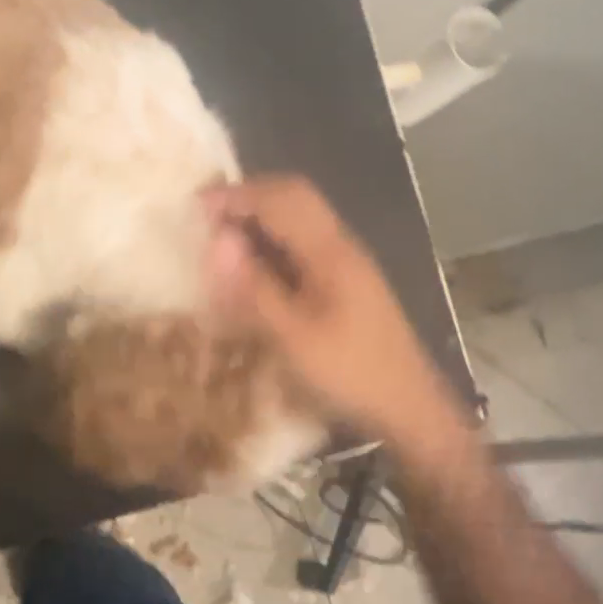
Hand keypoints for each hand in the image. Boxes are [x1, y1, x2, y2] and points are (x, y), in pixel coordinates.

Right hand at [206, 176, 464, 447]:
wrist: (408, 407)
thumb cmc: (350, 374)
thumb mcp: (294, 338)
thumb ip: (254, 289)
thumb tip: (217, 242)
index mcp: (330, 253)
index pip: (280, 200)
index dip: (235, 196)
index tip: (194, 206)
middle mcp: (341, 247)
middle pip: (295, 198)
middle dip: (249, 197)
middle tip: (205, 216)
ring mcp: (347, 264)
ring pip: (301, 219)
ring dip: (260, 217)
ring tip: (220, 238)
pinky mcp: (346, 284)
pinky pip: (303, 245)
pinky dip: (272, 242)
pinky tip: (252, 267)